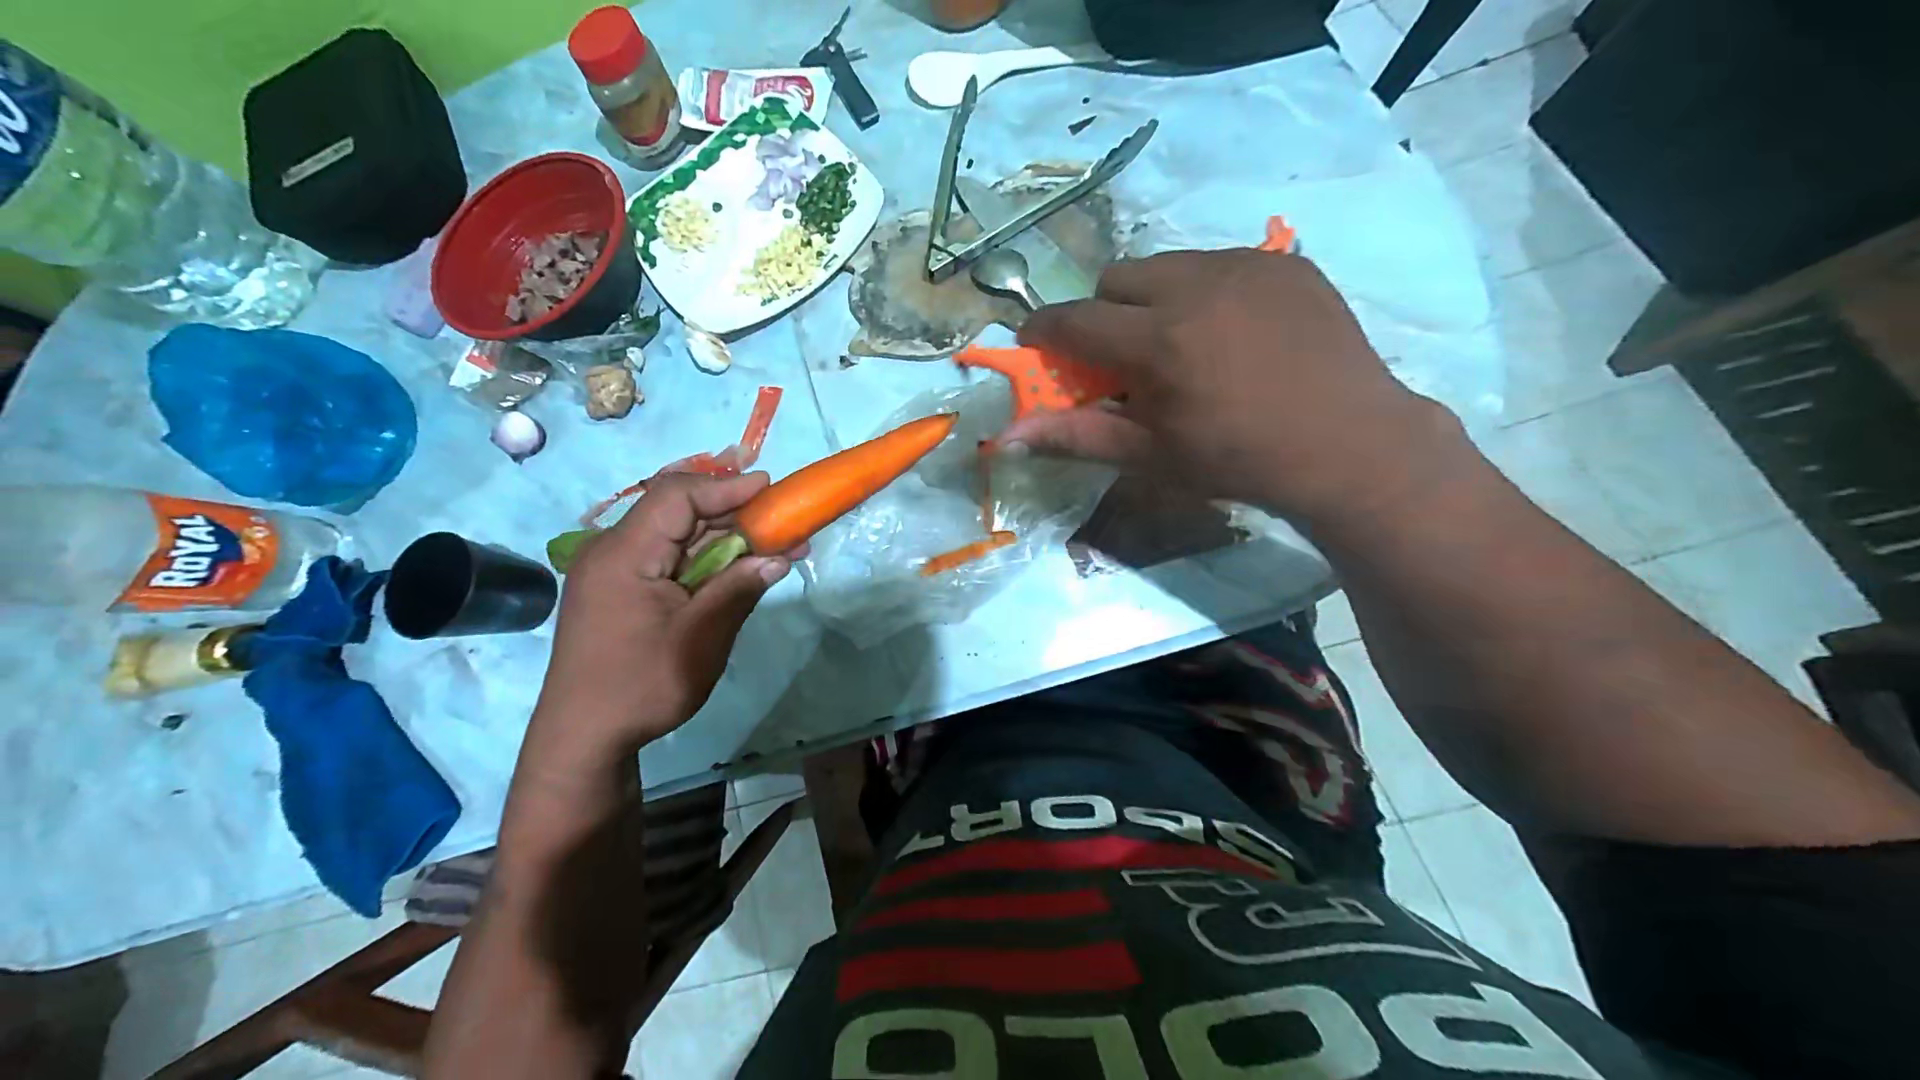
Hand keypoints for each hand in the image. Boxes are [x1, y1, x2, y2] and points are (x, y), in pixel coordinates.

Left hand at [521, 472, 791, 780]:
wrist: (584, 738)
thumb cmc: (642, 685)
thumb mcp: (701, 637)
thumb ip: (739, 588)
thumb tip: (779, 557)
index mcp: (624, 554)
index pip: (676, 496)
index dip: (726, 488)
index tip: (770, 488)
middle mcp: (613, 551)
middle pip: (677, 512)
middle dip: (733, 513)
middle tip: (782, 520)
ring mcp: (614, 572)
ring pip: (676, 537)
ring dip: (724, 539)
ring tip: (775, 546)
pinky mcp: (621, 591)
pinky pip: (667, 561)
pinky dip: (705, 561)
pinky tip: (740, 569)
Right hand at [1003, 249, 1472, 528]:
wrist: (1349, 444)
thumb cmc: (1239, 460)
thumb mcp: (1151, 456)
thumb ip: (1076, 437)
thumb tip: (1010, 437)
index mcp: (1159, 341)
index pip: (1074, 320)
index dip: (1045, 331)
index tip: (1039, 345)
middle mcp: (1196, 286)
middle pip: (1116, 278)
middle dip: (1105, 313)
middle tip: (1125, 354)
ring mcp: (1246, 266)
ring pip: (1167, 263)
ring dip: (1154, 298)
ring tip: (1182, 340)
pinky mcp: (1284, 261)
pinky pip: (1219, 261)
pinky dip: (1206, 290)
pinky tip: (1232, 331)